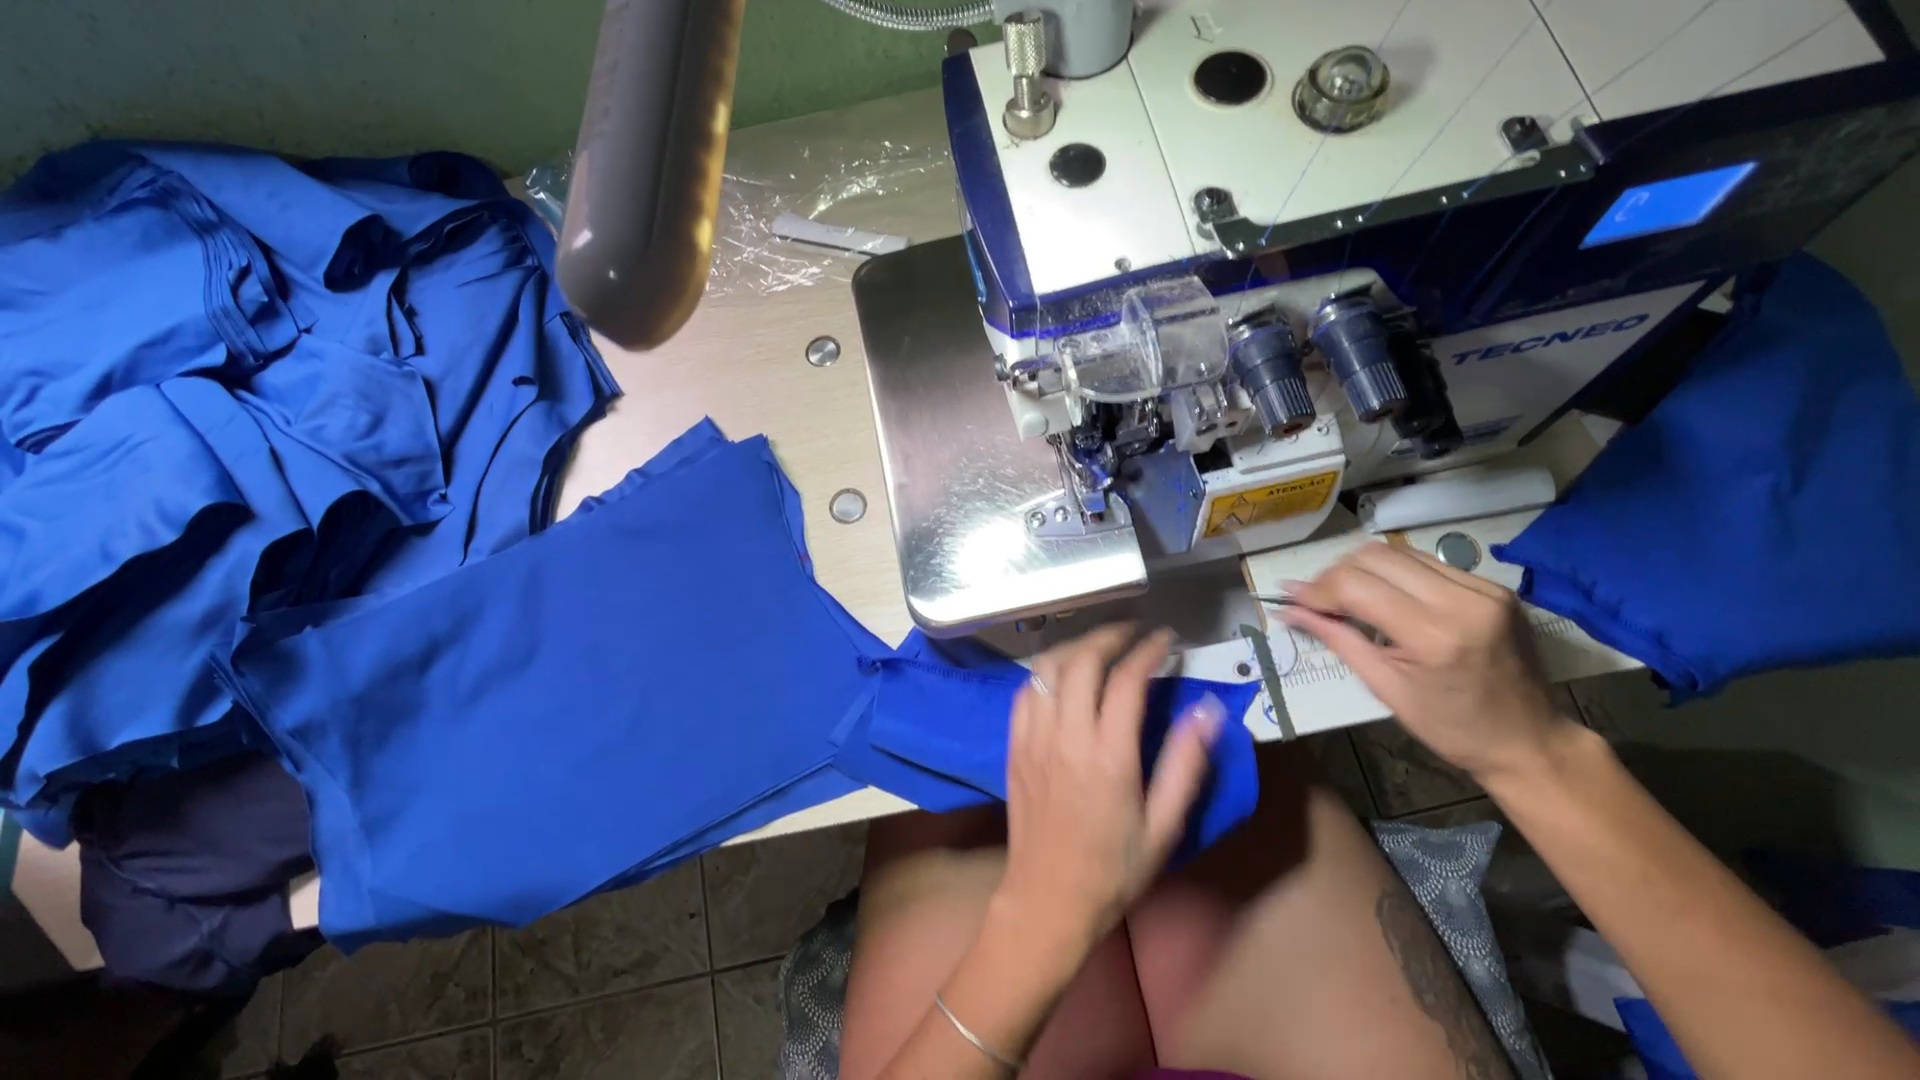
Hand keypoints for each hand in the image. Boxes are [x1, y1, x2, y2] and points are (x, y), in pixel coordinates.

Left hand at [997, 625, 1224, 942]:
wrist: (1048, 899)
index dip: (1148, 650)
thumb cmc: (1114, 869)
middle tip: (1134, 632)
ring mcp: (1033, 739)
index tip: (1166, 638)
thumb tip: (1208, 711)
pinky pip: (1024, 693)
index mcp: (1108, 756)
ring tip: (1099, 646)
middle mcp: (1066, 737)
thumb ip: (1185, 765)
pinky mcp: (1013, 747)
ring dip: (1074, 647)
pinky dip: (1045, 672)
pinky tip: (1063, 676)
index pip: (1127, 680)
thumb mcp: (1164, 826)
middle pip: (1081, 661)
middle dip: (1109, 635)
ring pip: (1046, 669)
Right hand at [1278, 544, 1579, 783]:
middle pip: (1375, 557)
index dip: (1316, 589)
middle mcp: (1462, 600)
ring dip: (1364, 569)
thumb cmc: (1449, 728)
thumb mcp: (1384, 687)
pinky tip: (1388, 598)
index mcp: (1433, 634)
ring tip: (1347, 596)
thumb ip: (1337, 638)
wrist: (1528, 739)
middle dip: (1336, 574)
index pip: (1356, 585)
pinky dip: (1397, 575)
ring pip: (1401, 553)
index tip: (1291, 599)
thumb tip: (1289, 608)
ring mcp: (1484, 588)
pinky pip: (1429, 564)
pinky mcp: (1494, 587)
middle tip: (1317, 600)